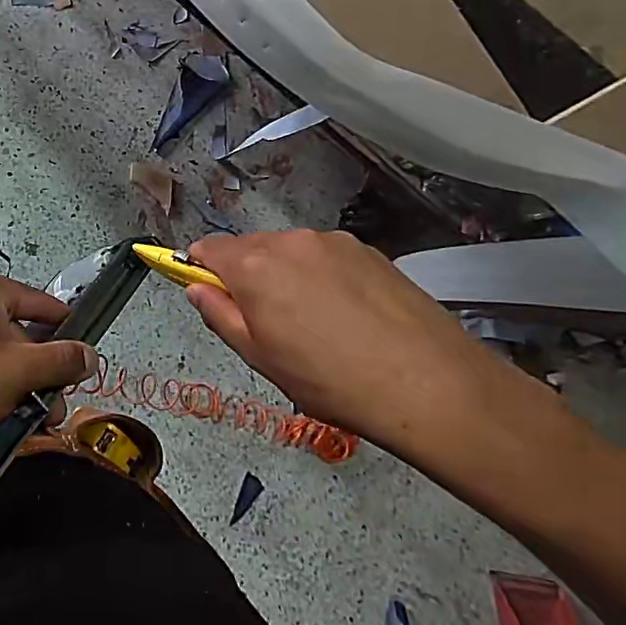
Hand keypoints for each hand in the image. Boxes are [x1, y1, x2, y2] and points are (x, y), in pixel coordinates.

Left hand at [0, 271, 98, 451]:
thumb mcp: (19, 373)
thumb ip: (62, 360)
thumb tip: (90, 355)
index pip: (44, 304)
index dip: (68, 335)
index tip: (79, 364)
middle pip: (17, 330)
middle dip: (37, 371)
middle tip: (49, 407)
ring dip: (12, 383)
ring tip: (19, 418)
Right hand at [185, 230, 521, 450]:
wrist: (428, 383)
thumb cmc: (330, 380)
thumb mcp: (261, 358)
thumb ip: (220, 316)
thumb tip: (197, 289)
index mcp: (255, 265)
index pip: (207, 248)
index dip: (201, 271)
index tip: (212, 297)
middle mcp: (291, 241)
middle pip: (249, 248)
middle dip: (246, 277)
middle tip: (268, 325)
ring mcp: (334, 241)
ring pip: (290, 252)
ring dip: (286, 276)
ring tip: (315, 325)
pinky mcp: (370, 250)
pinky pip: (325, 257)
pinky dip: (321, 277)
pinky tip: (346, 316)